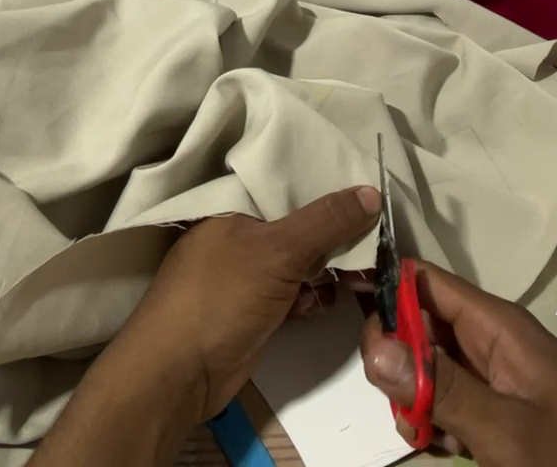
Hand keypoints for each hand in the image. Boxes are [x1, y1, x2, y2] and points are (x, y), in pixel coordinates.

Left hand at [120, 184, 381, 417]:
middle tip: (378, 235)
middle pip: (298, 222)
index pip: (286, 180)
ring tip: (365, 272)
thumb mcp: (279, 249)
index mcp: (233, 204)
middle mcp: (239, 232)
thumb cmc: (222, 295)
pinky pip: (295, 289)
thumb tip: (372, 191)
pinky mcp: (256, 308)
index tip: (365, 185)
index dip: (324, 180)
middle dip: (336, 230)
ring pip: (300, 258)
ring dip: (331, 265)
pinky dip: (314, 293)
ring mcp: (247, 273)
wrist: (179, 375)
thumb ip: (327, 220)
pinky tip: (329, 299)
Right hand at [359, 262, 556, 465]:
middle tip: (398, 404)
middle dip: (398, 358)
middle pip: (421, 324)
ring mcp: (494, 374)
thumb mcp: (506, 431)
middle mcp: (492, 339)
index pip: (427, 282)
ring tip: (424, 435)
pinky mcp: (497, 406)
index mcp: (498, 324)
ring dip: (414, 397)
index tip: (356, 327)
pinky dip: (433, 418)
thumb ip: (441, 388)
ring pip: (428, 364)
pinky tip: (441, 445)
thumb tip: (376, 344)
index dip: (387, 292)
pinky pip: (448, 396)